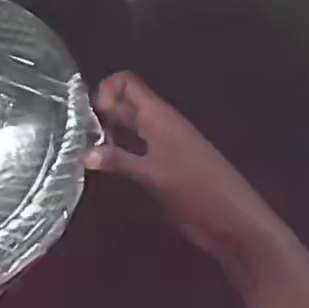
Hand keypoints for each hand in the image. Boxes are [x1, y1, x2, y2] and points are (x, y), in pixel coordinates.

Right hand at [89, 72, 298, 283]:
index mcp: (160, 116)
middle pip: (126, 104)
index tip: (88, 114)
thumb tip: (83, 153)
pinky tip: (100, 167)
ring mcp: (161, 148)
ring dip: (106, 132)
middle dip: (100, 111)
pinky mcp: (163, 170)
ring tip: (79, 148)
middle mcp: (159, 126)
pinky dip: (117, 153)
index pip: (128, 84)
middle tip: (72, 131)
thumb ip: (119, 161)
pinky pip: (134, 152)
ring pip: (128, 128)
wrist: (235, 223)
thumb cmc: (198, 190)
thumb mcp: (155, 175)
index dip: (106, 89)